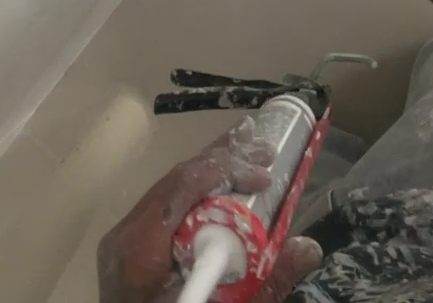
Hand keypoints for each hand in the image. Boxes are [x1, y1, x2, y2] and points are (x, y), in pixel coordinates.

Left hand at [97, 119, 322, 302]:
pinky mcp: (132, 247)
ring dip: (211, 171)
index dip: (225, 170)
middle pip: (177, 179)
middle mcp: (126, 234)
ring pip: (170, 189)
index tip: (265, 175)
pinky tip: (220, 182)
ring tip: (248, 148)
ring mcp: (125, 239)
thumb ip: (262, 283)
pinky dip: (195, 193)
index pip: (182, 185)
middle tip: (267, 150)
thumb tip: (307, 247)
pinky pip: (165, 207)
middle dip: (223, 161)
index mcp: (141, 249)